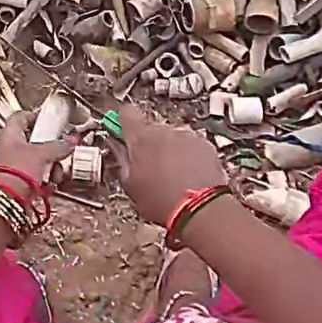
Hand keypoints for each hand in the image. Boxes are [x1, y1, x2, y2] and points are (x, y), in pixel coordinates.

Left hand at [0, 110, 73, 202]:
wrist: (6, 204)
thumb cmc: (18, 172)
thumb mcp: (41, 154)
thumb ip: (58, 146)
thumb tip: (72, 140)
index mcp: (10, 135)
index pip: (21, 117)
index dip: (36, 117)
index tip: (50, 122)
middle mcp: (9, 149)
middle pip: (34, 141)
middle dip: (51, 150)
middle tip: (59, 154)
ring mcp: (13, 167)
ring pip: (38, 161)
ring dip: (51, 168)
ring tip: (56, 176)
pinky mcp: (19, 183)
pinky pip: (37, 177)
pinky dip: (46, 180)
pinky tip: (51, 185)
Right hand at [107, 107, 226, 226]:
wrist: (201, 210)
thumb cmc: (162, 201)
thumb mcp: (130, 184)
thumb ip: (120, 158)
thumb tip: (115, 146)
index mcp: (140, 136)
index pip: (126, 112)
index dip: (122, 122)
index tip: (121, 133)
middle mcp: (164, 130)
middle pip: (150, 127)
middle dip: (148, 142)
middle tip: (146, 167)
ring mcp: (186, 136)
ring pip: (172, 137)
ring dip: (169, 150)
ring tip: (169, 177)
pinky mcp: (205, 145)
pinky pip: (191, 146)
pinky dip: (188, 157)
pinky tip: (186, 178)